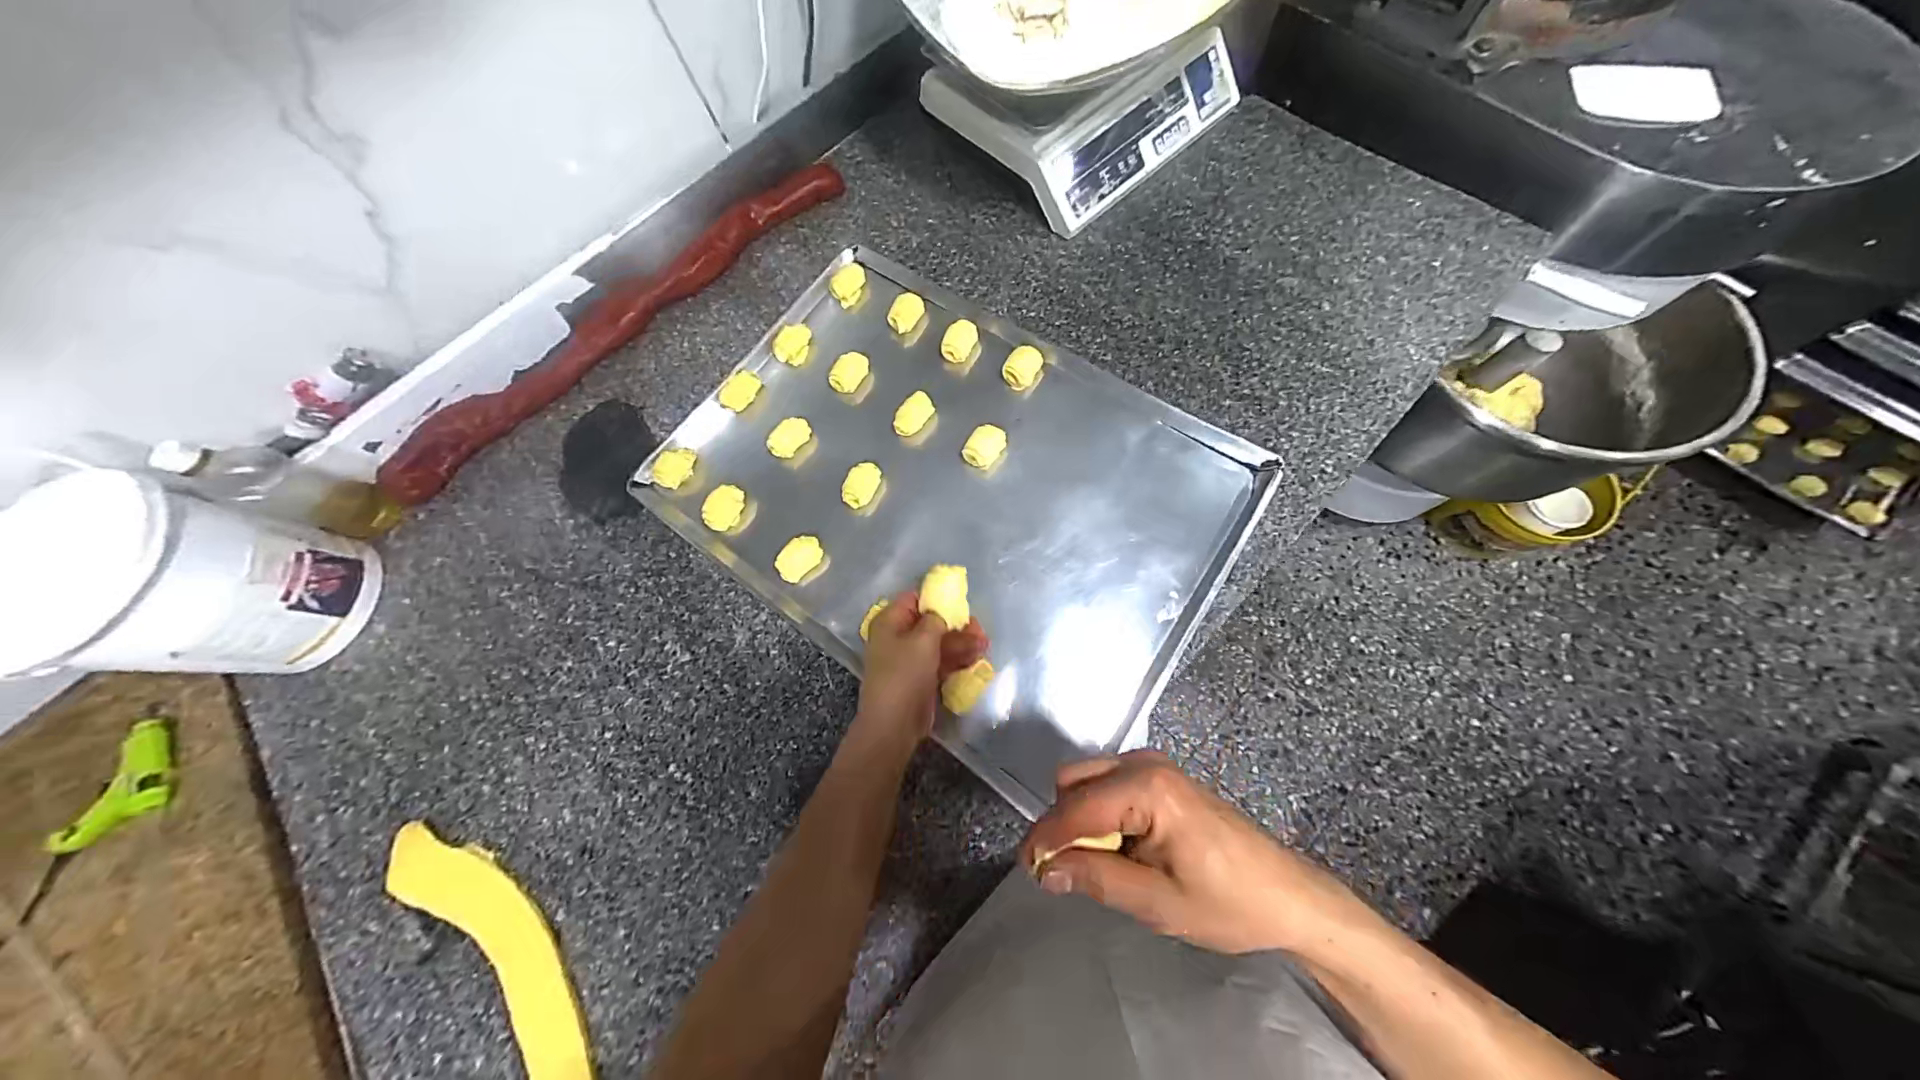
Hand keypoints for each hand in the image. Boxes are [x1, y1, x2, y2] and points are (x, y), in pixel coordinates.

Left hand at [853, 591, 987, 744]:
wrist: (894, 723)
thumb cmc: (905, 673)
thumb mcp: (923, 639)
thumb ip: (936, 619)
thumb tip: (941, 610)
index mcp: (890, 622)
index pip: (913, 599)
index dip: (936, 598)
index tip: (960, 602)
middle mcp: (897, 638)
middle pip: (930, 623)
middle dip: (956, 624)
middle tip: (979, 628)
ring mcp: (909, 660)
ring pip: (938, 644)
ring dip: (961, 642)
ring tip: (984, 644)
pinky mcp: (921, 678)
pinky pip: (941, 662)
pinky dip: (957, 659)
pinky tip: (977, 658)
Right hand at [1019, 750, 1380, 955]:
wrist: (1287, 896)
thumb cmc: (1228, 903)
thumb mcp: (1156, 902)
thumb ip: (1095, 878)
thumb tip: (1045, 868)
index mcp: (1148, 789)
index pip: (1075, 808)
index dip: (1045, 839)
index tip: (1028, 870)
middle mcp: (1146, 764)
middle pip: (1073, 783)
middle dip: (1060, 825)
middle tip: (1062, 873)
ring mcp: (1154, 766)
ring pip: (1087, 781)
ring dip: (1078, 820)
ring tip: (1092, 865)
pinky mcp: (1159, 776)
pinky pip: (1107, 785)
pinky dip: (1097, 814)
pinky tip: (1115, 849)